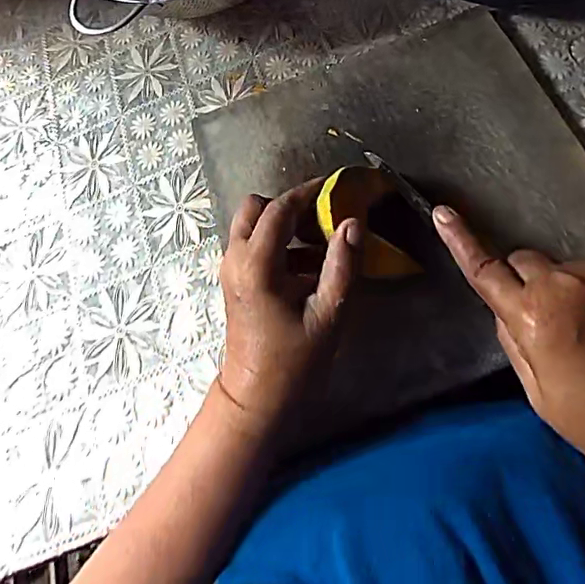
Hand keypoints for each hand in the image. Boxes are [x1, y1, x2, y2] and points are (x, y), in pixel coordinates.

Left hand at [213, 179, 359, 432]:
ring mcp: (231, 267)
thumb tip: (353, 224)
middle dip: (288, 205)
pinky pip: (252, 243)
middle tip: (323, 217)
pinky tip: (310, 264)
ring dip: (282, 223)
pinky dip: (277, 241)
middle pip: (255, 208)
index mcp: (256, 263)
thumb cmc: (294, 361)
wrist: (256, 397)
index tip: (333, 187)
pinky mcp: (234, 278)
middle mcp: (235, 257)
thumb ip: (342, 266)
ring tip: (322, 239)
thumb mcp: (327, 314)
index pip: (278, 210)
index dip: (306, 193)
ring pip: (251, 224)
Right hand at [433, 204, 584, 525]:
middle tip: (544, 328)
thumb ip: (515, 346)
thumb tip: (506, 313)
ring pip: (559, 269)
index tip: (441, 212)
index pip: (484, 269)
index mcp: (536, 318)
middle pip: (522, 263)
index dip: (459, 240)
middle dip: (522, 284)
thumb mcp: (547, 402)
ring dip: (561, 291)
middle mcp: (566, 285)